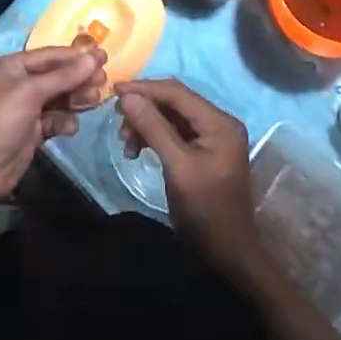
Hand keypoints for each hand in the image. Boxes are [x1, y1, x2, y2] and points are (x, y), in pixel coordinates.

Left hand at [0, 47, 107, 204]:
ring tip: (94, 101)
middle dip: (78, 79)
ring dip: (75, 99)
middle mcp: (16, 84)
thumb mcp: (29, 93)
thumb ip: (63, 76)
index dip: (76, 56)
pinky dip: (63, 122)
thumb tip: (94, 56)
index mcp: (9, 67)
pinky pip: (53, 121)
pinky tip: (69, 127)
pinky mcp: (29, 132)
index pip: (48, 56)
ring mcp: (22, 109)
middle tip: (104, 82)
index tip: (105, 55)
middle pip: (55, 77)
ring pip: (57, 99)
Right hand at [114, 80, 265, 280]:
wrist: (226, 251)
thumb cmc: (204, 208)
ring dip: (144, 124)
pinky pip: (171, 132)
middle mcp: (218, 122)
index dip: (144, 88)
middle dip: (143, 107)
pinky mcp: (201, 149)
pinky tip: (135, 151)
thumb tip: (126, 97)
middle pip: (173, 102)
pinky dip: (151, 137)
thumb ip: (153, 127)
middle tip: (116, 117)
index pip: (177, 93)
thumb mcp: (176, 165)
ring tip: (124, 142)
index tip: (114, 90)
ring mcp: (210, 136)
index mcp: (220, 123)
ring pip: (169, 116)